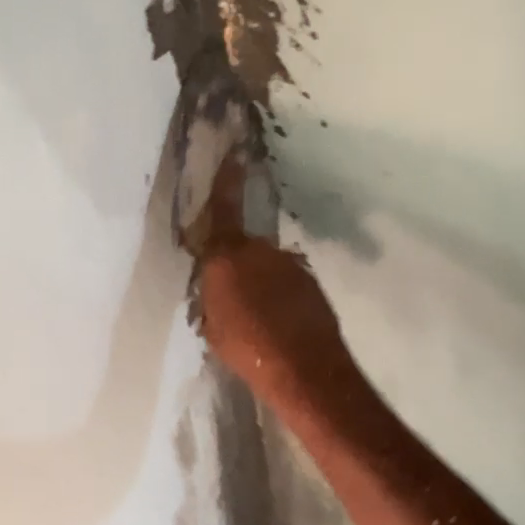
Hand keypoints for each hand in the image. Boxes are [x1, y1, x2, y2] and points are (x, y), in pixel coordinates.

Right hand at [193, 175, 358, 398]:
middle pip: (243, 249)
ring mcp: (291, 265)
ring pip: (268, 268)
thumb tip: (214, 289)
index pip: (222, 210)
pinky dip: (282, 299)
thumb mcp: (212, 325)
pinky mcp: (312, 284)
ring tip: (259, 322)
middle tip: (233, 300)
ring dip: (262, 286)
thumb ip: (212, 297)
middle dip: (238, 268)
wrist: (305, 371)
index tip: (235, 154)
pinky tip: (280, 327)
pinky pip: (287, 285)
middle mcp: (260, 250)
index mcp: (227, 256)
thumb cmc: (246, 348)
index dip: (226, 181)